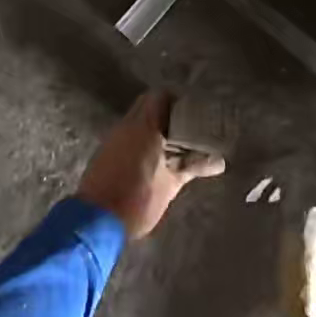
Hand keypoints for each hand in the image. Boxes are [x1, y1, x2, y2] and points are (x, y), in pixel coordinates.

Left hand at [76, 89, 224, 238]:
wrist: (96, 220)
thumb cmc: (138, 200)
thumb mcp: (170, 185)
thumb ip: (193, 167)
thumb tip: (219, 161)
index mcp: (144, 126)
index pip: (160, 96)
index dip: (178, 99)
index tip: (195, 110)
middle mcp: (126, 125)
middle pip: (148, 105)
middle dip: (168, 113)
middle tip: (189, 126)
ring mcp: (113, 138)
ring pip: (137, 121)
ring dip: (155, 127)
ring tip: (178, 143)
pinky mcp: (106, 151)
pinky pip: (128, 135)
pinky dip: (143, 138)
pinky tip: (158, 156)